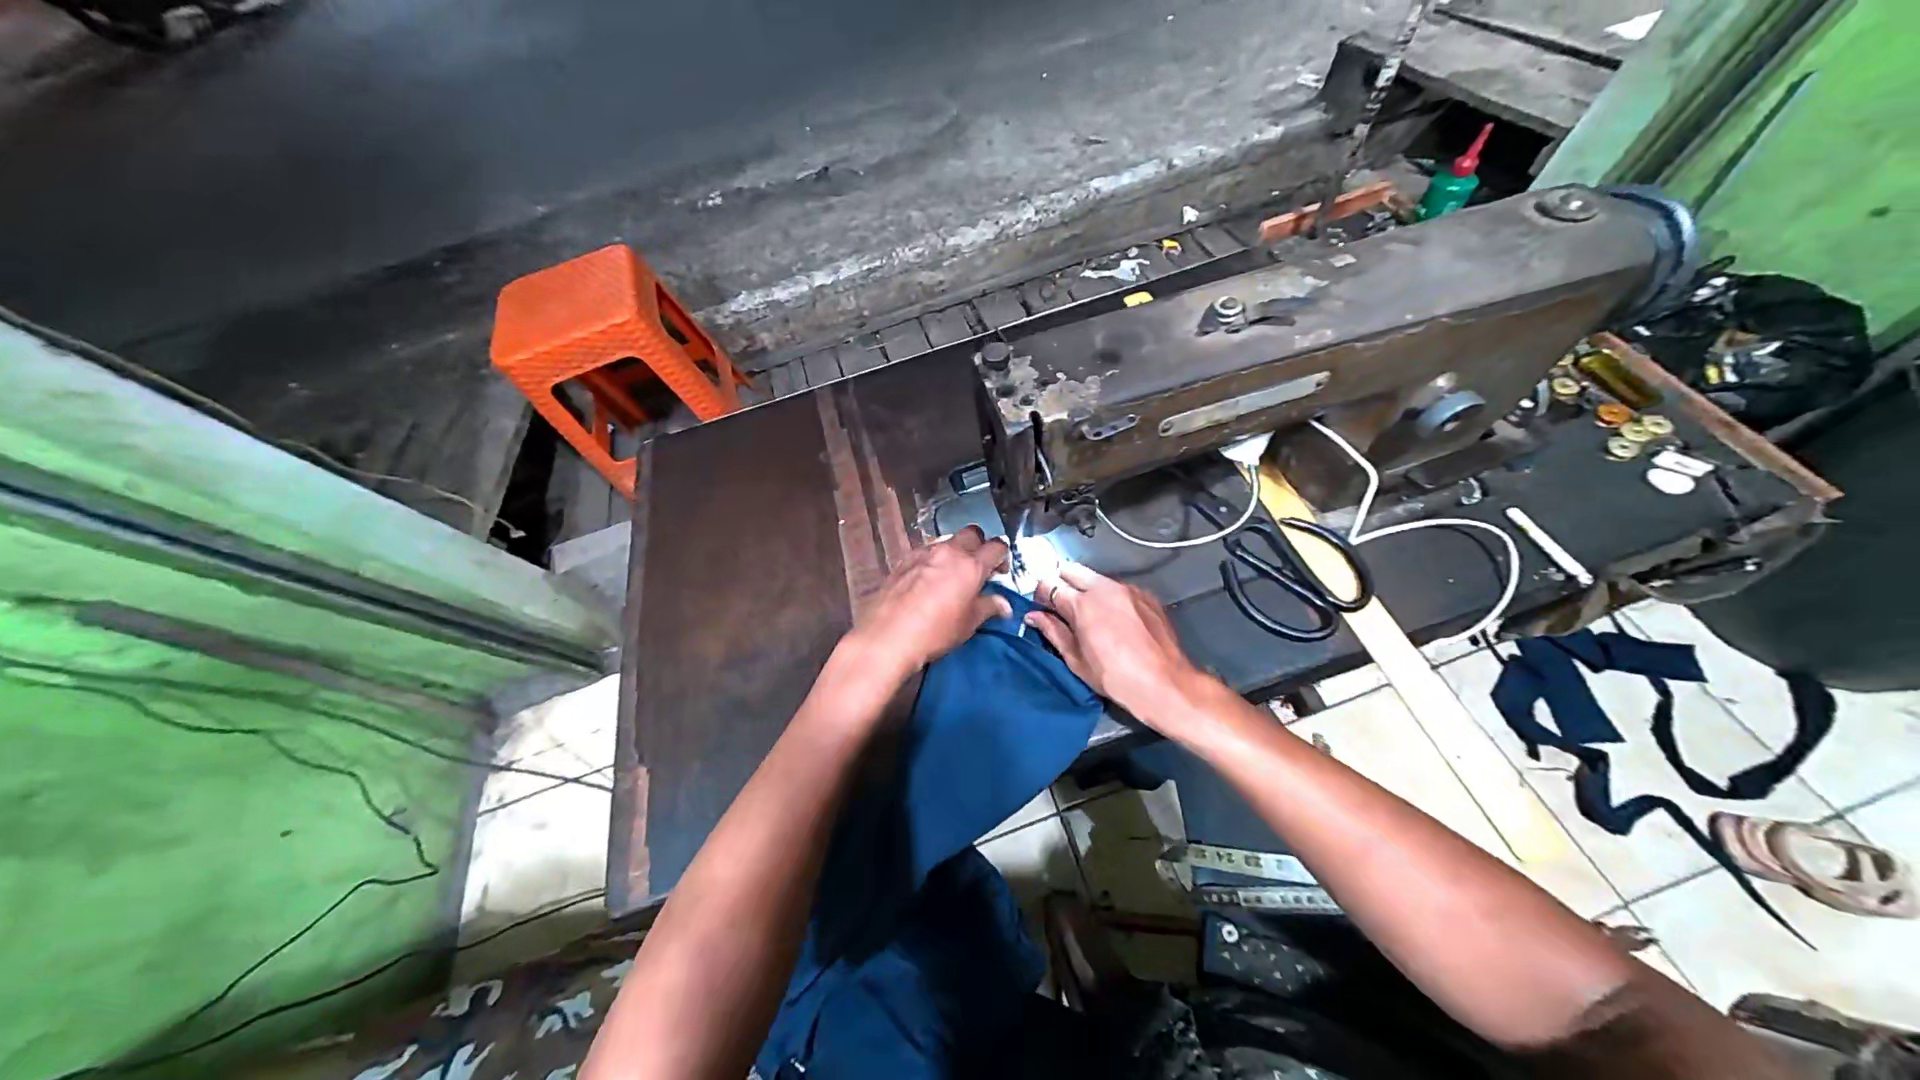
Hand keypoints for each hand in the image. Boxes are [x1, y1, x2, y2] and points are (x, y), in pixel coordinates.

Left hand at [841, 525, 1011, 680]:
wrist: (889, 635)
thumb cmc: (936, 631)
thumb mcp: (969, 623)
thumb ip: (988, 607)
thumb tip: (1004, 604)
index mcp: (971, 565)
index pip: (996, 546)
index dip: (1002, 556)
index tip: (999, 570)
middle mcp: (949, 552)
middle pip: (971, 533)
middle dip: (979, 545)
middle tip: (977, 568)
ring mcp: (924, 553)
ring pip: (946, 541)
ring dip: (954, 552)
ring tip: (951, 576)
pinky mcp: (904, 560)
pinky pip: (925, 552)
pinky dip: (932, 560)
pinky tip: (927, 580)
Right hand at [1025, 562, 1226, 734]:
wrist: (1164, 683)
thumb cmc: (1116, 678)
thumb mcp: (1076, 660)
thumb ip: (1053, 632)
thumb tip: (1034, 617)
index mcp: (1082, 605)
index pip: (1049, 584)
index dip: (1041, 596)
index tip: (1042, 608)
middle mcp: (1104, 589)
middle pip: (1071, 570)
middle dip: (1062, 584)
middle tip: (1062, 608)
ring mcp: (1128, 589)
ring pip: (1096, 578)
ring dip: (1087, 590)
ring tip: (1091, 616)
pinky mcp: (1146, 595)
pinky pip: (1119, 588)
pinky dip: (1111, 597)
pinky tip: (1116, 620)